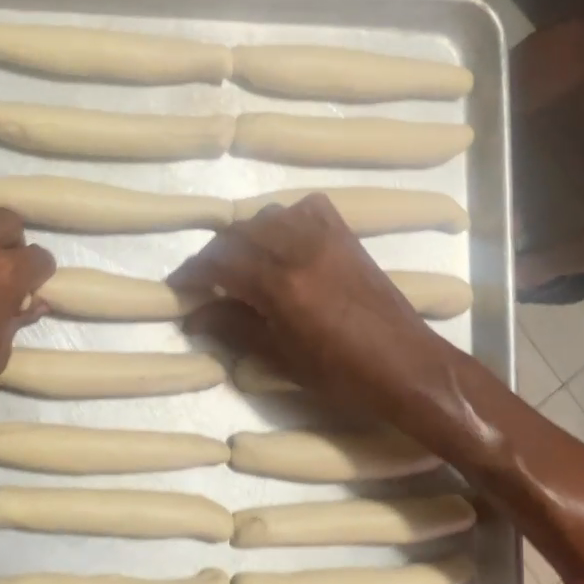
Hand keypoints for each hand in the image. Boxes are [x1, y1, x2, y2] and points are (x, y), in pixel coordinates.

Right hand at [169, 195, 447, 414]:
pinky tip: (281, 243)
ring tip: (239, 264)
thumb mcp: (278, 356)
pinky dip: (284, 220)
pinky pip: (306, 209)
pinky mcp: (346, 236)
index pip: (220, 263)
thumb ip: (233, 328)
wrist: (405, 367)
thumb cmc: (340, 374)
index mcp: (280, 284)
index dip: (193, 273)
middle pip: (239, 235)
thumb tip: (193, 317)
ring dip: (246, 237)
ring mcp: (326, 237)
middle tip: (203, 281)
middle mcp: (299, 249)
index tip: (178, 287)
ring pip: (269, 216)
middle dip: (214, 255)